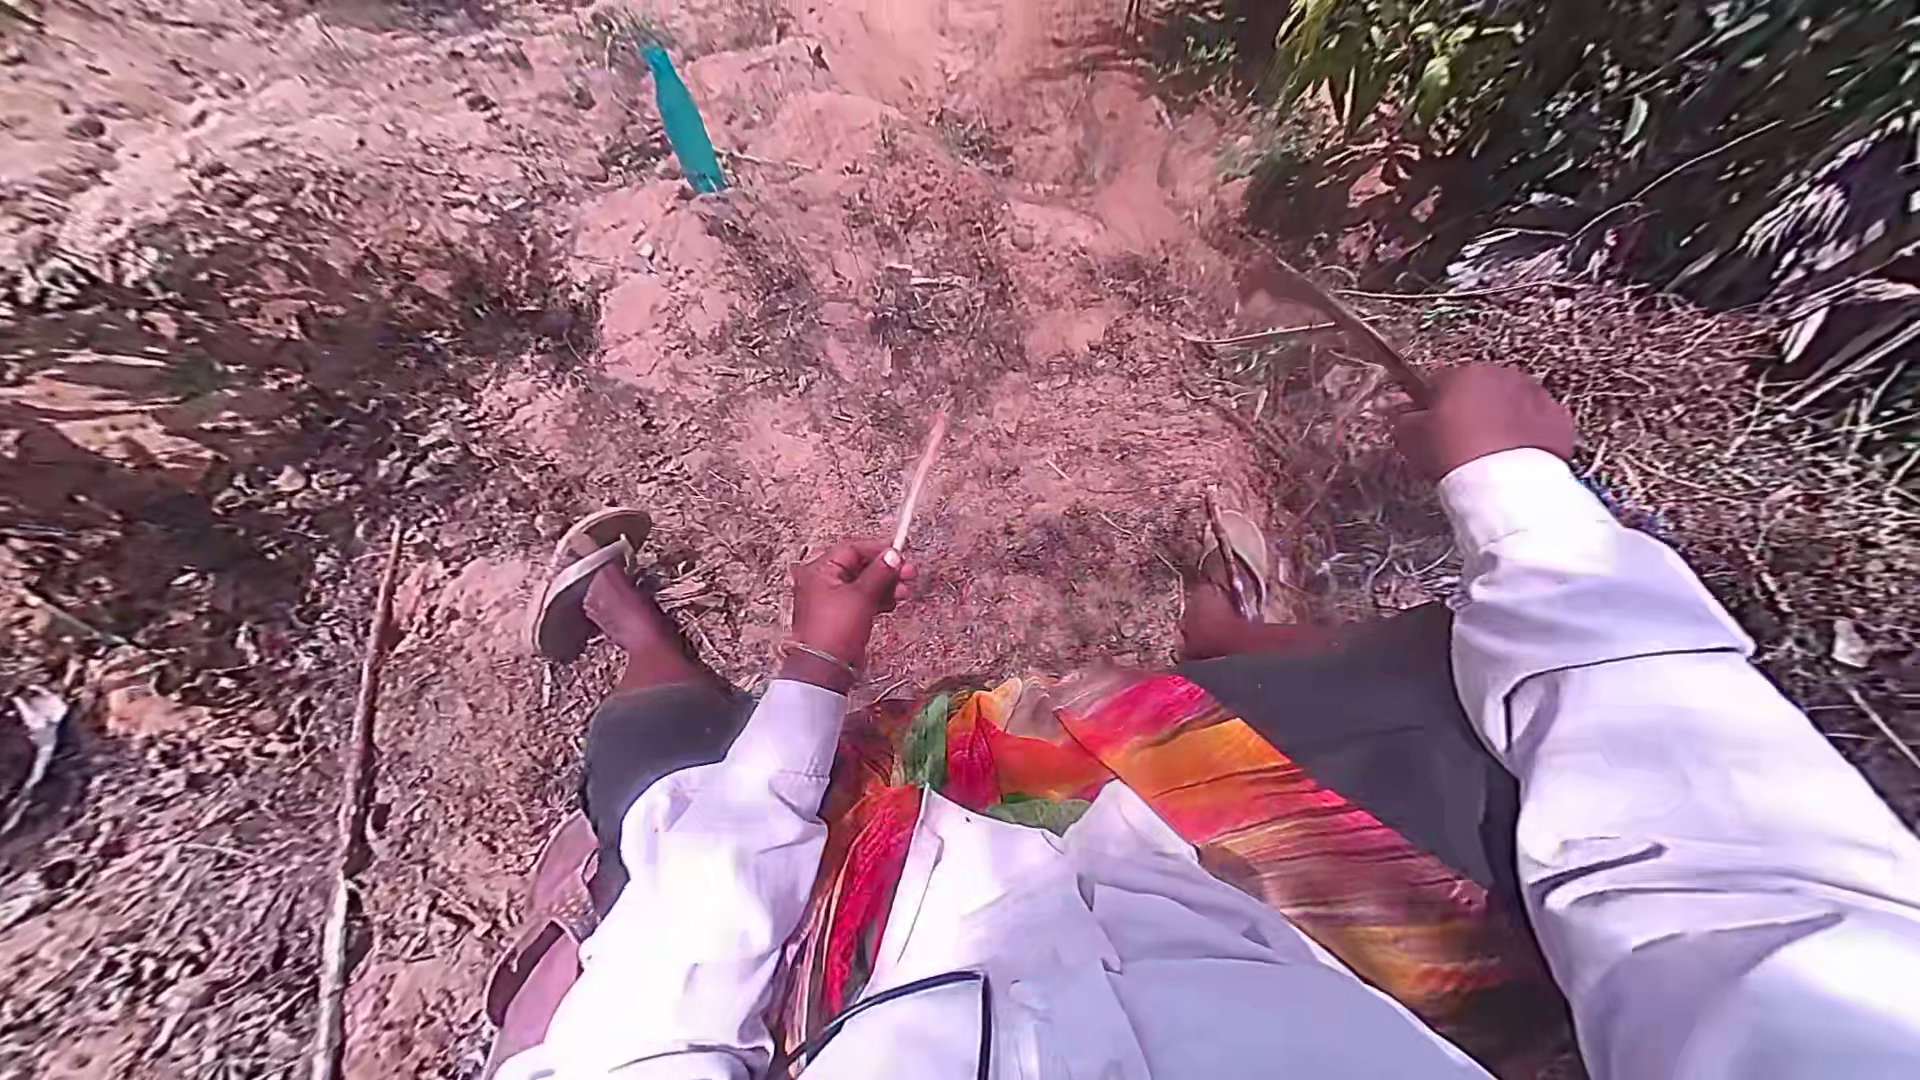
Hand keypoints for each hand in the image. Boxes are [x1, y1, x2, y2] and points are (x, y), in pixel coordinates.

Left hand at [783, 538, 914, 692]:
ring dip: (886, 585)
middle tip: (908, 573)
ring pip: (865, 584)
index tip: (898, 552)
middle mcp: (824, 582)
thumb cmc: (835, 630)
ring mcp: (833, 600)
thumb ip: (879, 573)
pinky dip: (879, 599)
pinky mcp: (843, 616)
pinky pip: (864, 600)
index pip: (852, 550)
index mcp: (820, 571)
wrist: (826, 669)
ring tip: (904, 590)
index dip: (877, 550)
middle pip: (860, 567)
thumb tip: (892, 555)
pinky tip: (894, 601)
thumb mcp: (861, 596)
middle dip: (886, 570)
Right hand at [1392, 363, 1574, 479]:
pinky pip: (1531, 420)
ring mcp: (1535, 395)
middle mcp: (1503, 376)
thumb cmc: (1452, 452)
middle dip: (1464, 407)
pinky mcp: (1557, 418)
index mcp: (1464, 374)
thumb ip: (1401, 416)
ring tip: (1478, 447)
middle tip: (1449, 436)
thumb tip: (1397, 408)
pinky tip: (1503, 452)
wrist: (1503, 480)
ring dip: (1493, 417)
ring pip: (1506, 402)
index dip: (1426, 402)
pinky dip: (1518, 431)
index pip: (1436, 380)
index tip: (1421, 420)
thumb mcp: (1408, 435)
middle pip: (1475, 388)